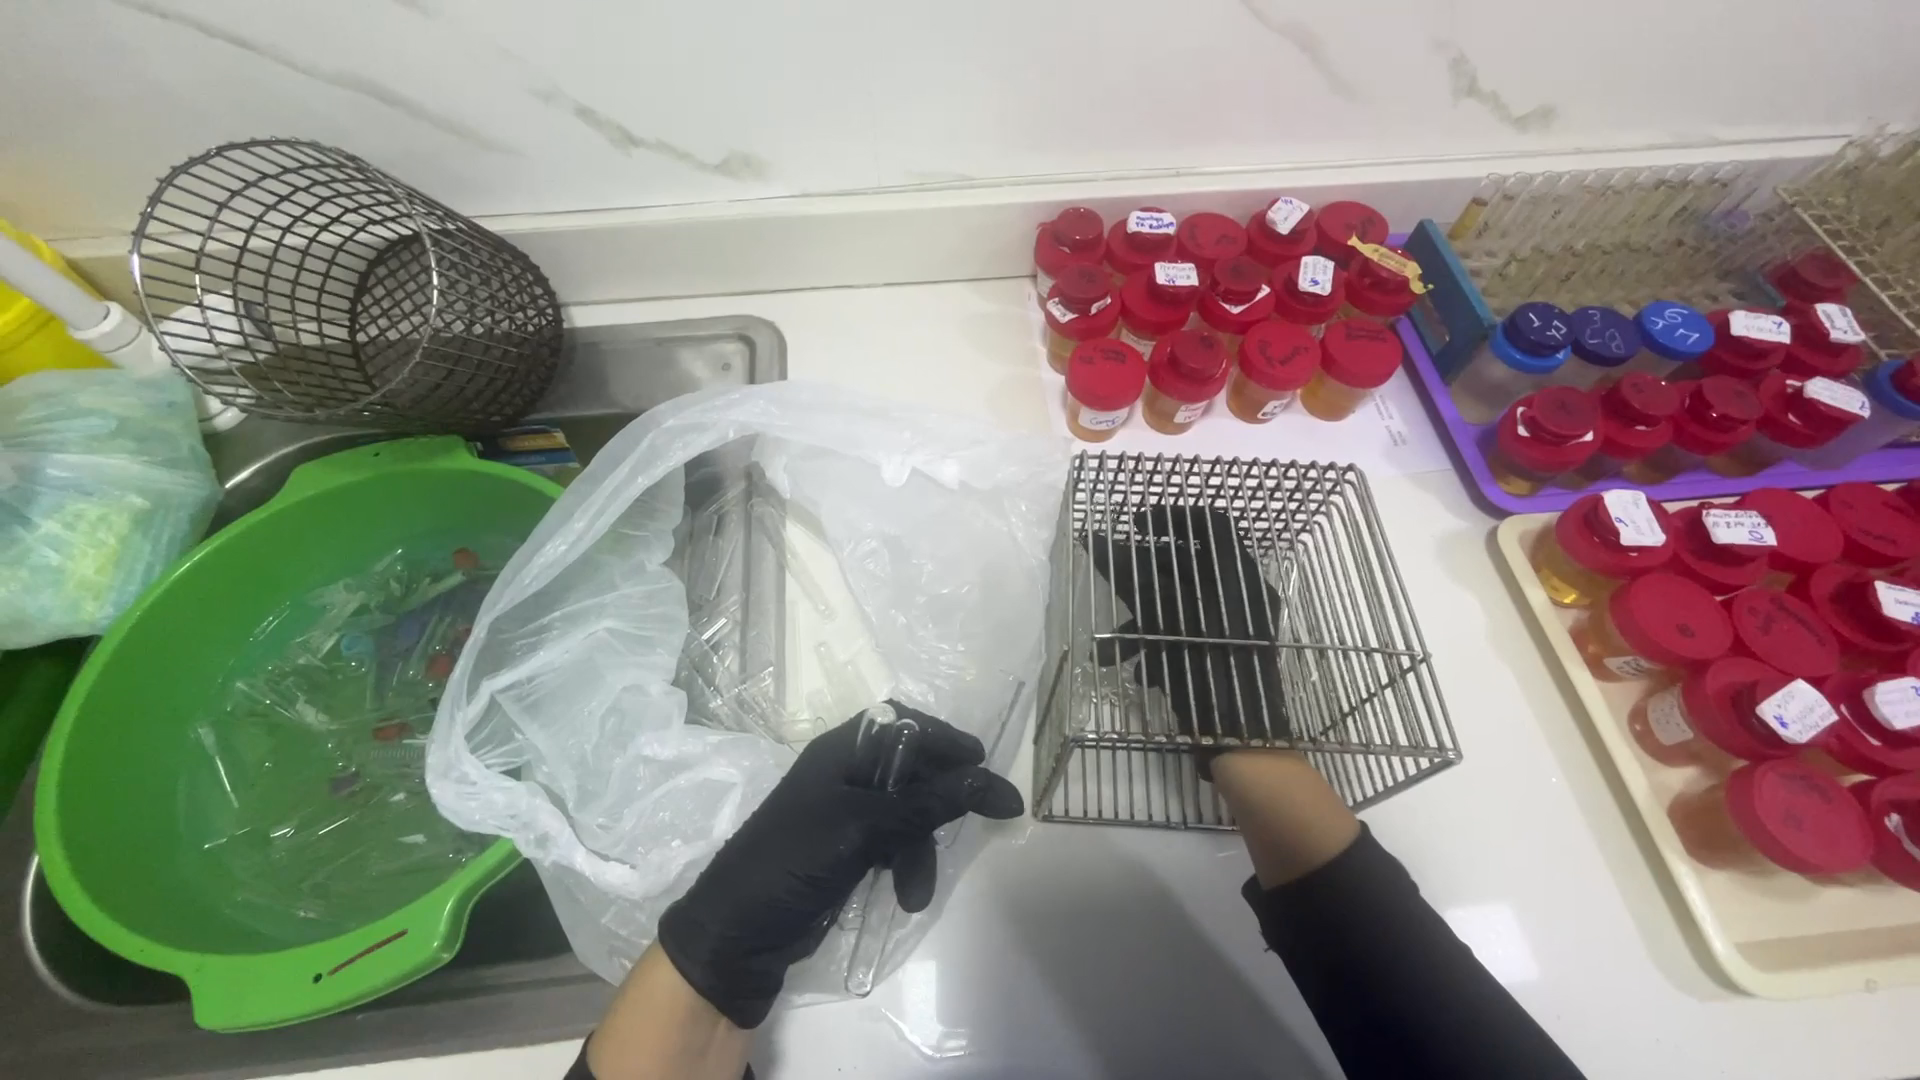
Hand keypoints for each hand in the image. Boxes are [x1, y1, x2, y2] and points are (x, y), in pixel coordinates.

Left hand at [657, 703, 1021, 1028]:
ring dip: (922, 850)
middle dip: (941, 801)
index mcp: (839, 751)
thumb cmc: (793, 861)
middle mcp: (844, 775)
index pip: (902, 726)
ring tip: (918, 892)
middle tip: (992, 812)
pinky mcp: (848, 851)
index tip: (980, 760)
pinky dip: (906, 866)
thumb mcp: (864, 828)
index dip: (943, 738)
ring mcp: (846, 815)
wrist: (736, 935)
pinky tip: (907, 897)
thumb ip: (926, 803)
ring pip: (908, 814)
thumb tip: (988, 778)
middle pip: (911, 771)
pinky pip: (895, 844)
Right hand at [1087, 507, 1287, 747]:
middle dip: (1146, 572)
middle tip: (1117, 572)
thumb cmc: (1204, 669)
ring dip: (1146, 618)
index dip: (1172, 516)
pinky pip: (1195, 630)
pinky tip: (1138, 670)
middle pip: (1192, 563)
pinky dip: (1165, 642)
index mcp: (1237, 575)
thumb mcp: (1161, 620)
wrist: (1241, 738)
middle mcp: (1244, 593)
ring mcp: (1241, 624)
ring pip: (1187, 602)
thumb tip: (1093, 540)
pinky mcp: (1233, 649)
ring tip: (1112, 647)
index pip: (1211, 523)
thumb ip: (1128, 576)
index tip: (1137, 523)